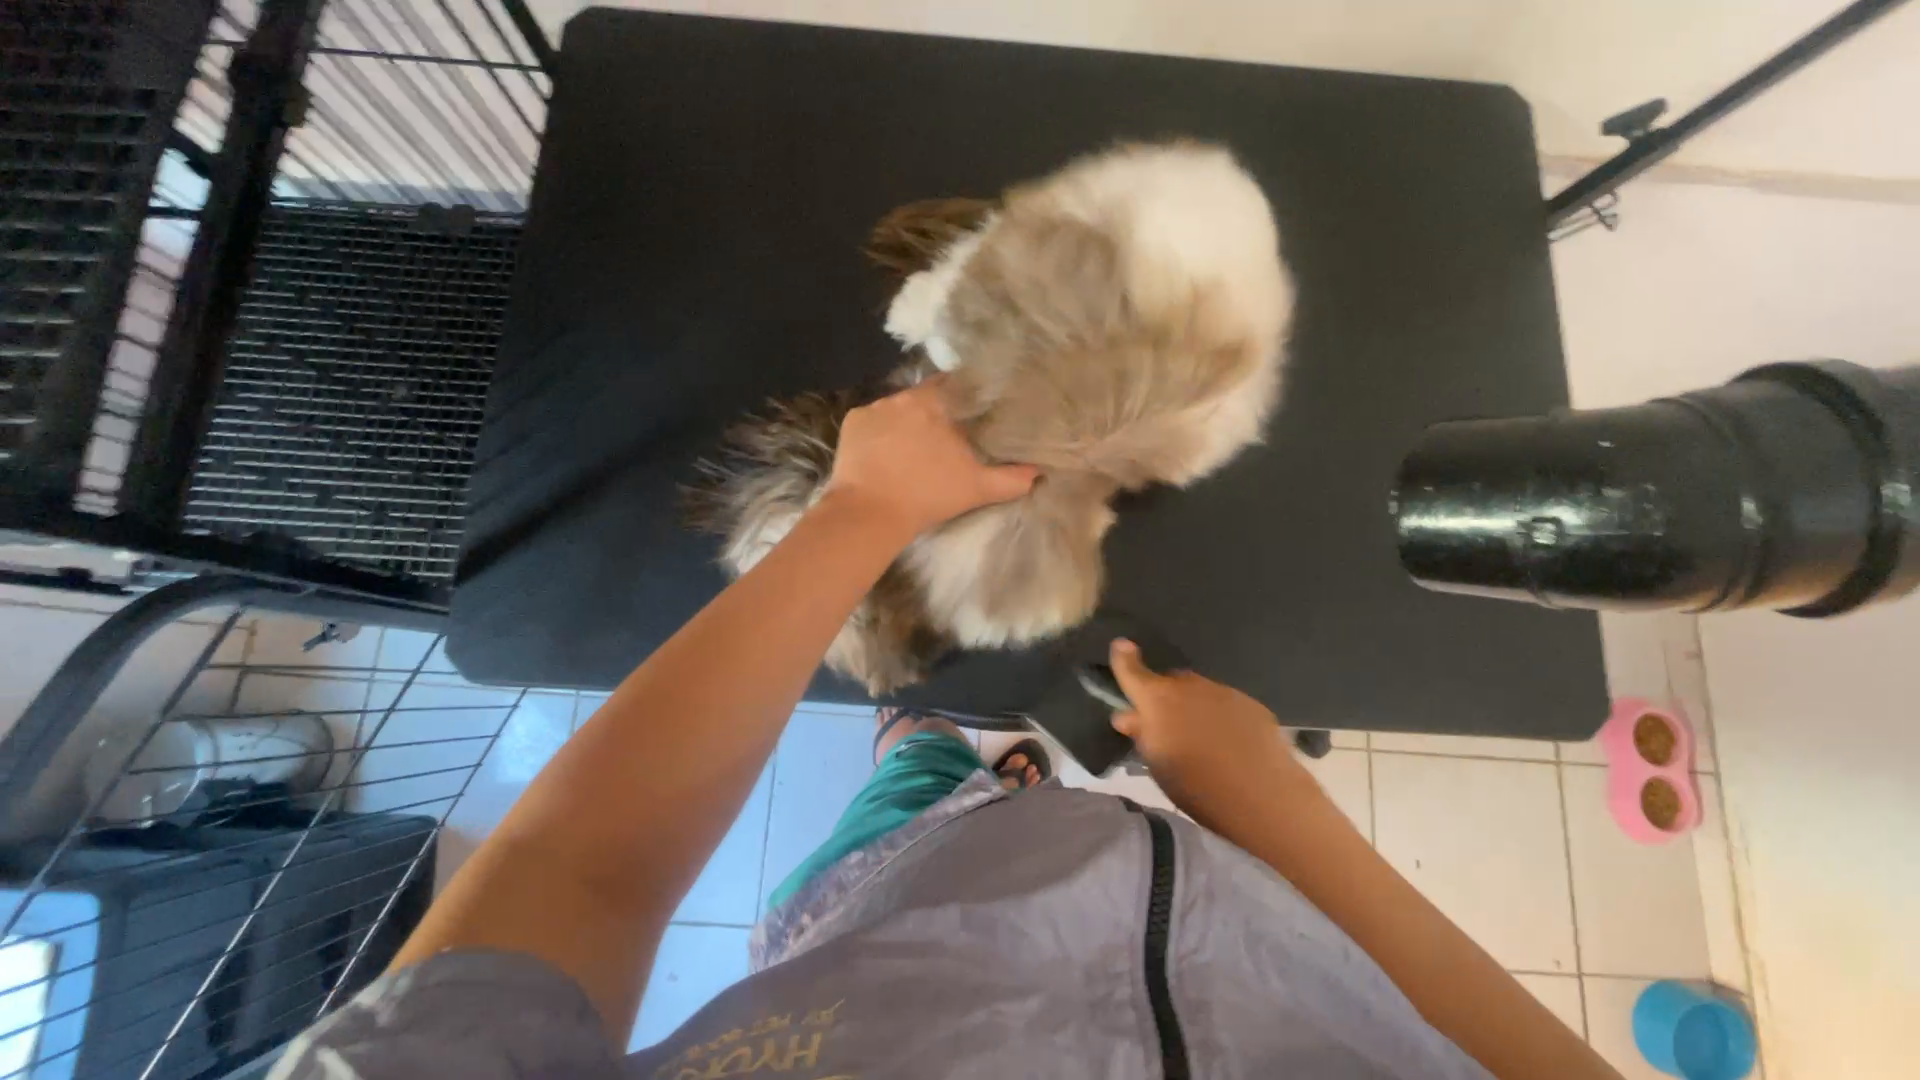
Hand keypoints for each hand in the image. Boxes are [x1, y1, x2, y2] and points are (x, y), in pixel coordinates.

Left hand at [825, 377, 1039, 539]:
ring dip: (905, 423)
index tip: (971, 415)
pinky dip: (879, 434)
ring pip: (897, 409)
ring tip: (911, 448)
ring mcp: (873, 408)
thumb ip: (1012, 478)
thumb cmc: (928, 495)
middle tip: (943, 437)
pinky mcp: (851, 423)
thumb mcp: (977, 488)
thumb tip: (1039, 472)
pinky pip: (871, 422)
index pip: (956, 388)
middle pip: (925, 398)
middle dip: (934, 413)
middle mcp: (903, 395)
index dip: (965, 400)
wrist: (871, 514)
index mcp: (936, 402)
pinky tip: (884, 454)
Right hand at [1107, 638, 1312, 819]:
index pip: (1132, 671)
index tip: (1121, 646)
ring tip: (1202, 738)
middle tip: (1168, 725)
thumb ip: (1142, 735)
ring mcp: (1222, 692)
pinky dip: (1220, 716)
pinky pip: (1225, 703)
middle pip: (1170, 682)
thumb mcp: (1157, 765)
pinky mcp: (1250, 703)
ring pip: (1199, 692)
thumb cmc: (1196, 786)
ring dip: (1194, 707)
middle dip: (1165, 697)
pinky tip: (1229, 743)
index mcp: (1157, 701)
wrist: (1261, 795)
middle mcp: (1188, 687)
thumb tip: (1128, 716)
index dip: (1124, 658)